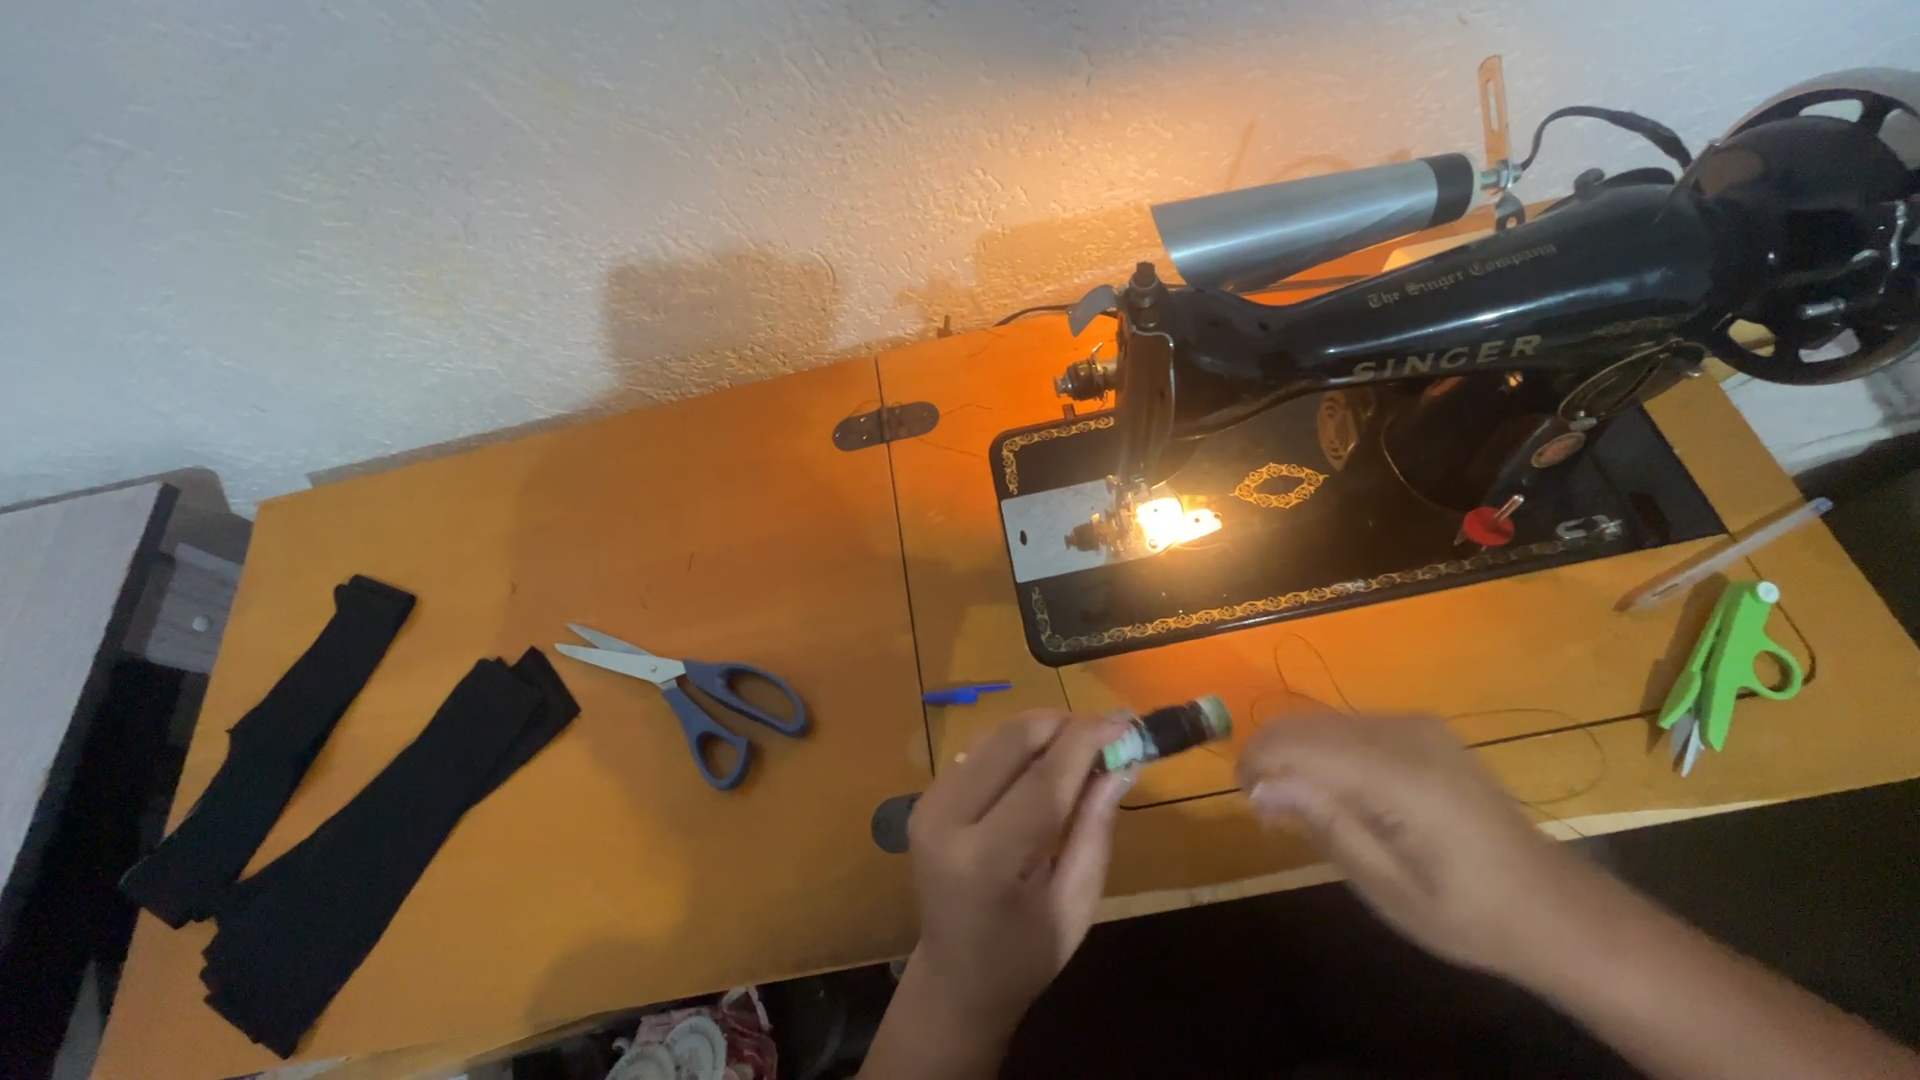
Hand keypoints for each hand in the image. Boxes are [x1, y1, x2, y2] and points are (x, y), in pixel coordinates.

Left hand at [903, 710, 1133, 1031]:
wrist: (955, 978)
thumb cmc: (1025, 955)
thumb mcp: (1075, 904)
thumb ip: (1094, 829)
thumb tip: (1122, 762)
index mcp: (985, 861)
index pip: (1043, 780)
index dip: (1087, 742)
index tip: (1126, 720)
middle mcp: (945, 820)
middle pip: (1012, 741)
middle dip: (1065, 724)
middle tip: (1108, 731)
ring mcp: (928, 804)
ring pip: (993, 736)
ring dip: (1042, 730)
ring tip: (1084, 746)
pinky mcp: (925, 797)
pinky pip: (979, 750)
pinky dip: (1018, 745)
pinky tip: (1047, 760)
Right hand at [1236, 708, 1593, 977]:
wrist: (1553, 907)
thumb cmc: (1467, 913)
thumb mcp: (1385, 886)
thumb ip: (1324, 824)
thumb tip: (1258, 786)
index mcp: (1402, 776)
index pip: (1299, 742)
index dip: (1256, 762)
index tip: (1248, 803)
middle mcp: (1407, 734)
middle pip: (1305, 724)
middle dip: (1271, 758)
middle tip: (1271, 814)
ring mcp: (1417, 725)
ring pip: (1322, 721)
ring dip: (1296, 754)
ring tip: (1303, 808)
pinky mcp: (1422, 728)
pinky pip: (1348, 726)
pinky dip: (1324, 751)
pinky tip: (1339, 793)